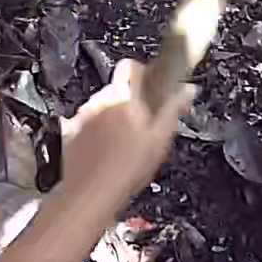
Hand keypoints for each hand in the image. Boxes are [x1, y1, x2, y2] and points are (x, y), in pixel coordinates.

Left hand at [61, 59, 193, 200]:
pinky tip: (109, 149)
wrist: (91, 193)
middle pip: (120, 88)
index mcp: (126, 98)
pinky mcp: (73, 129)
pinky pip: (91, 120)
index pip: (132, 67)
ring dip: (116, 116)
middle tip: (145, 126)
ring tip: (126, 143)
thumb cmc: (127, 169)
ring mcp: (85, 114)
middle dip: (133, 102)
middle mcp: (102, 100)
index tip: (154, 89)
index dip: (144, 74)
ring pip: (105, 105)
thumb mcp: (160, 139)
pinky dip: (100, 129)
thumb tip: (187, 89)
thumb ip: (173, 109)